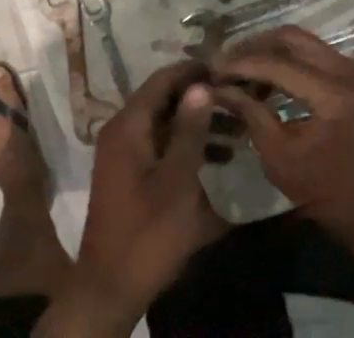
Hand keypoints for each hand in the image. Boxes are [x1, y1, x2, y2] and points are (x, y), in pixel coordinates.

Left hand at [37, 61, 225, 335]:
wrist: (111, 286)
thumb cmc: (148, 232)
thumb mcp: (177, 180)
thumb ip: (189, 131)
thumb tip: (201, 85)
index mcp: (128, 126)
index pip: (162, 80)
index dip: (194, 71)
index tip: (229, 67)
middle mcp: (122, 132)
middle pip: (164, 100)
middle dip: (201, 98)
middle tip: (242, 98)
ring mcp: (124, 155)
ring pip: (165, 125)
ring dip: (199, 124)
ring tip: (241, 128)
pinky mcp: (131, 176)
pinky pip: (162, 147)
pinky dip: (188, 146)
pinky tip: (221, 159)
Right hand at [211, 26, 353, 256]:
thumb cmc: (331, 194)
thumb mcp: (281, 159)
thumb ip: (251, 115)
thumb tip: (218, 88)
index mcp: (335, 94)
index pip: (276, 63)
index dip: (240, 64)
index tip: (212, 69)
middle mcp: (351, 71)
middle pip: (292, 38)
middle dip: (255, 47)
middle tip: (227, 62)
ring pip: (306, 43)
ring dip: (273, 53)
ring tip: (245, 73)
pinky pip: (320, 56)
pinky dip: (293, 62)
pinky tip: (271, 82)